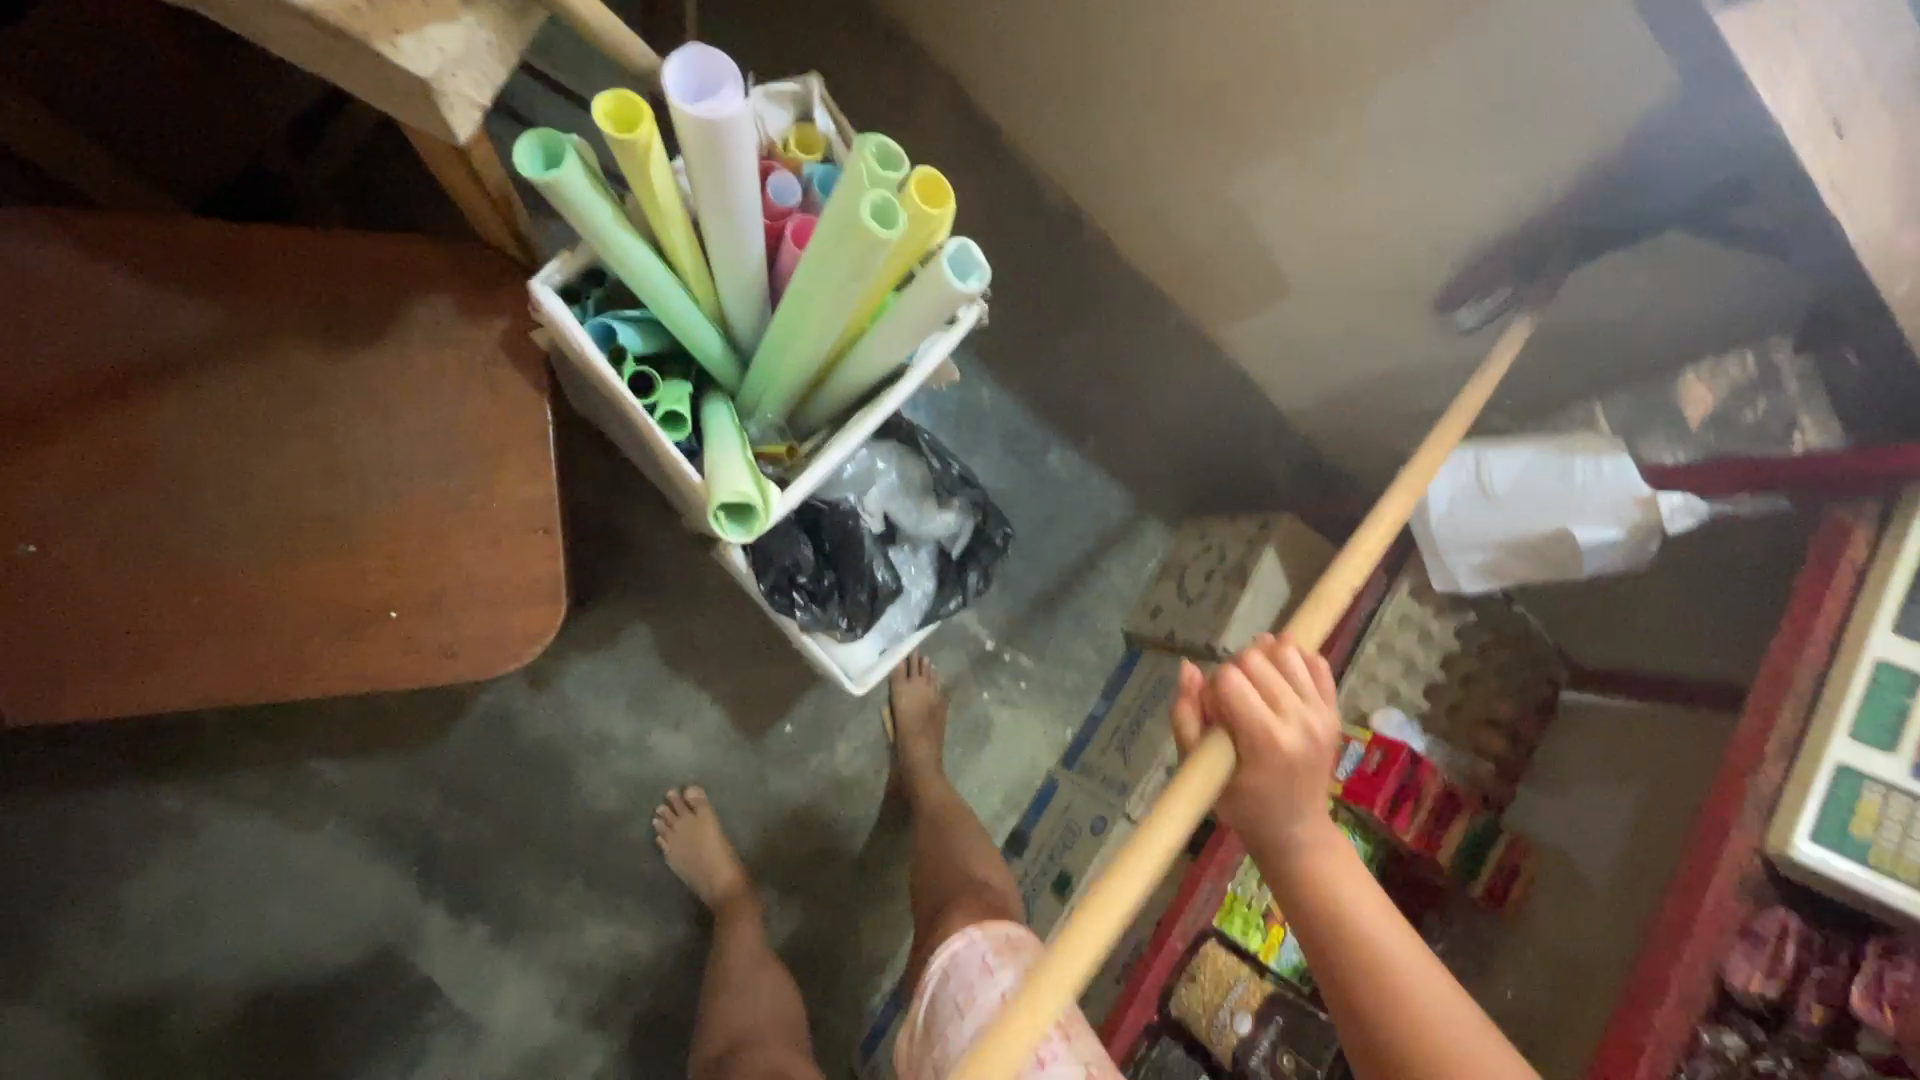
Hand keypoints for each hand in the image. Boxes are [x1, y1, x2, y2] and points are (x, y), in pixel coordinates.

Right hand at [1170, 633, 1342, 848]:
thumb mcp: (1200, 768)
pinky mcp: (1334, 712)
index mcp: (1265, 739)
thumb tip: (1188, 667)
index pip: (1229, 677)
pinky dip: (1295, 661)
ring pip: (1285, 651)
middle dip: (1234, 671)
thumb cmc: (1241, 804)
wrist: (1295, 829)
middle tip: (1231, 702)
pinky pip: (1317, 664)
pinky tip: (1280, 678)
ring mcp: (1322, 714)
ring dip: (1263, 661)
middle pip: (1255, 658)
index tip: (1213, 713)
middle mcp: (1299, 720)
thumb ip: (1186, 717)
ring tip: (1254, 686)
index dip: (1211, 688)